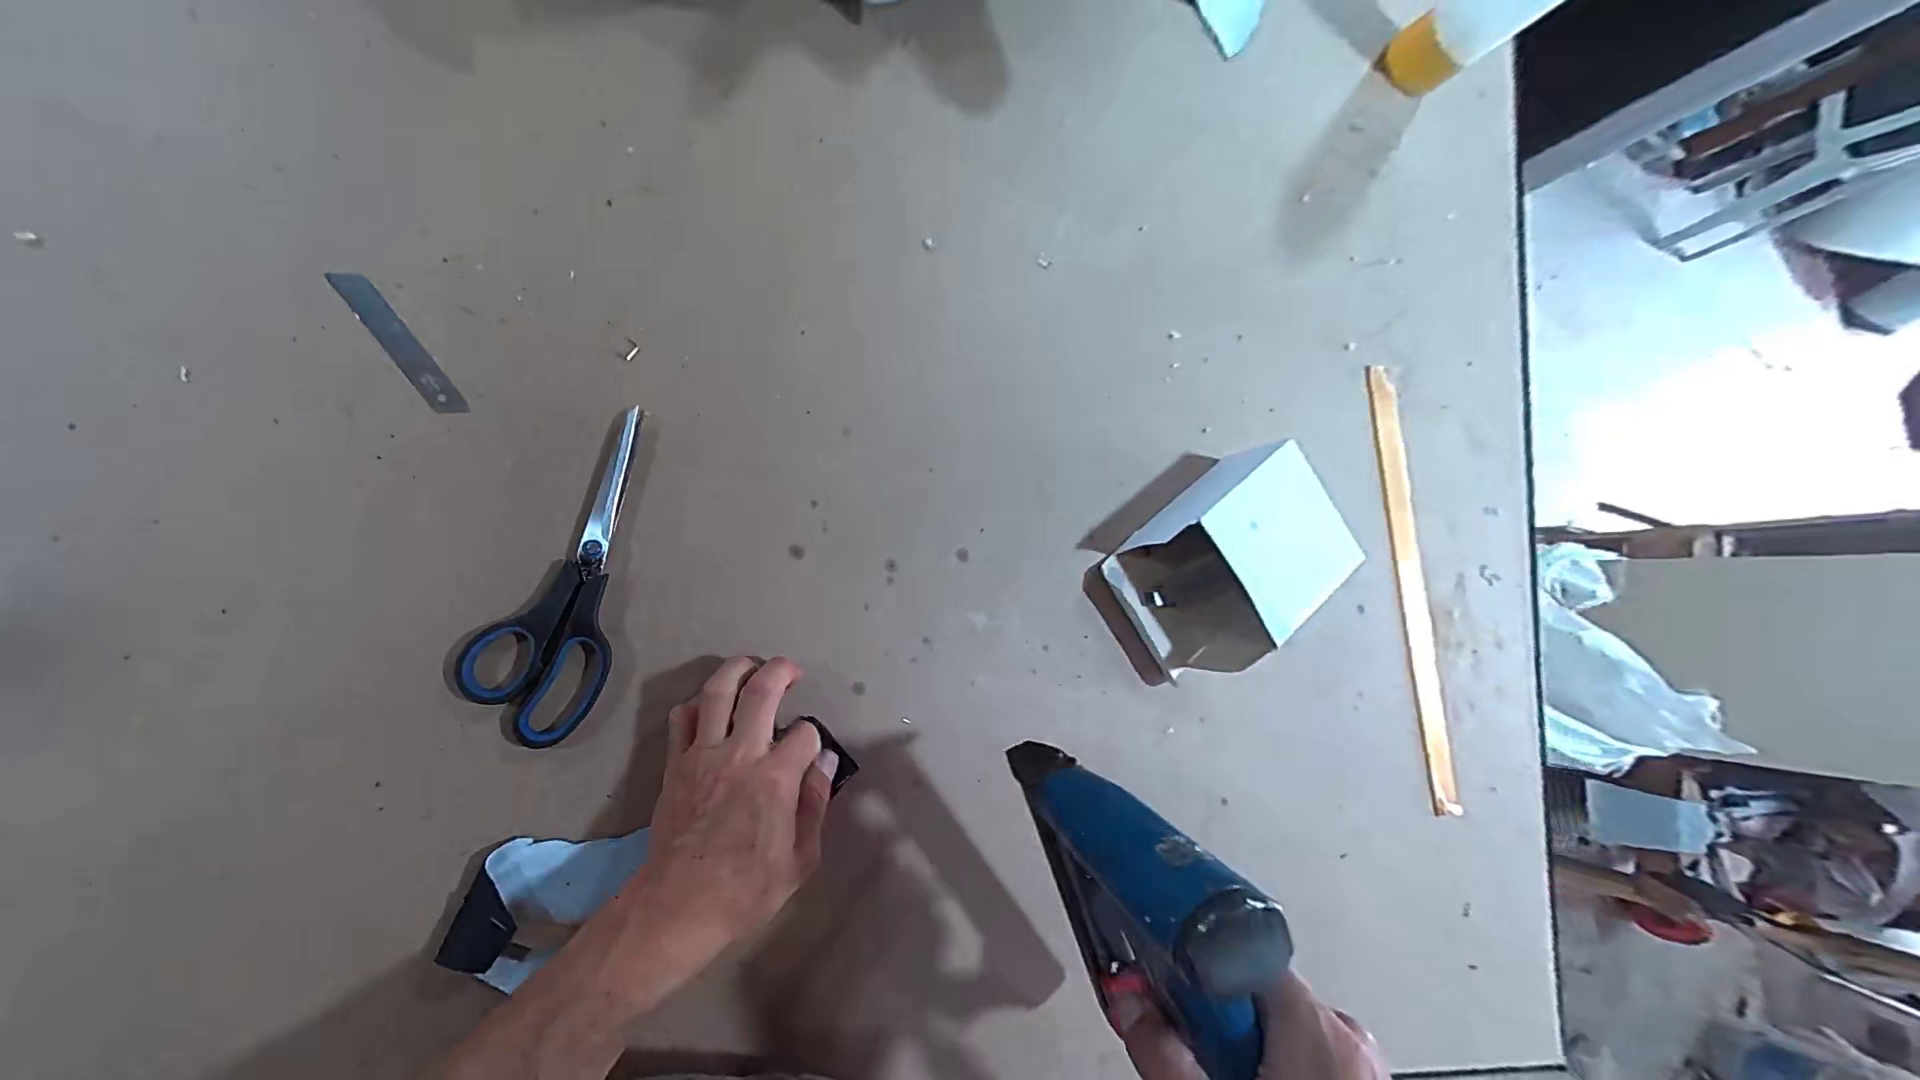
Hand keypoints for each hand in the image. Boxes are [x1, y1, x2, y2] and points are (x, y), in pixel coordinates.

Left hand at [622, 655, 837, 973]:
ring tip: (752, 667)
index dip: (814, 737)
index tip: (811, 753)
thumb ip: (816, 804)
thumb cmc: (745, 890)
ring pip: (718, 691)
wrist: (677, 908)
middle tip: (792, 670)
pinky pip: (682, 718)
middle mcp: (740, 754)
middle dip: (782, 671)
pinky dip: (697, 703)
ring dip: (738, 670)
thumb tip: (825, 762)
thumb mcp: (800, 859)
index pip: (806, 733)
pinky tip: (710, 707)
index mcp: (776, 778)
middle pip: (762, 690)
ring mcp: (703, 755)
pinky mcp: (676, 764)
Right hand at [1109, 973, 1388, 1079]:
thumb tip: (1130, 1006)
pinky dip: (1278, 1064)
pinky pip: (1307, 1052)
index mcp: (1317, 1027)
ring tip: (1230, 1076)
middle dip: (1221, 1017)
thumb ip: (1164, 1054)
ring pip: (1281, 1024)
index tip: (1172, 992)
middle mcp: (1347, 1038)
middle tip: (1204, 1058)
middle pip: (1257, 990)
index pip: (1241, 954)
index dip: (1198, 970)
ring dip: (1248, 1044)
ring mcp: (1362, 1067)